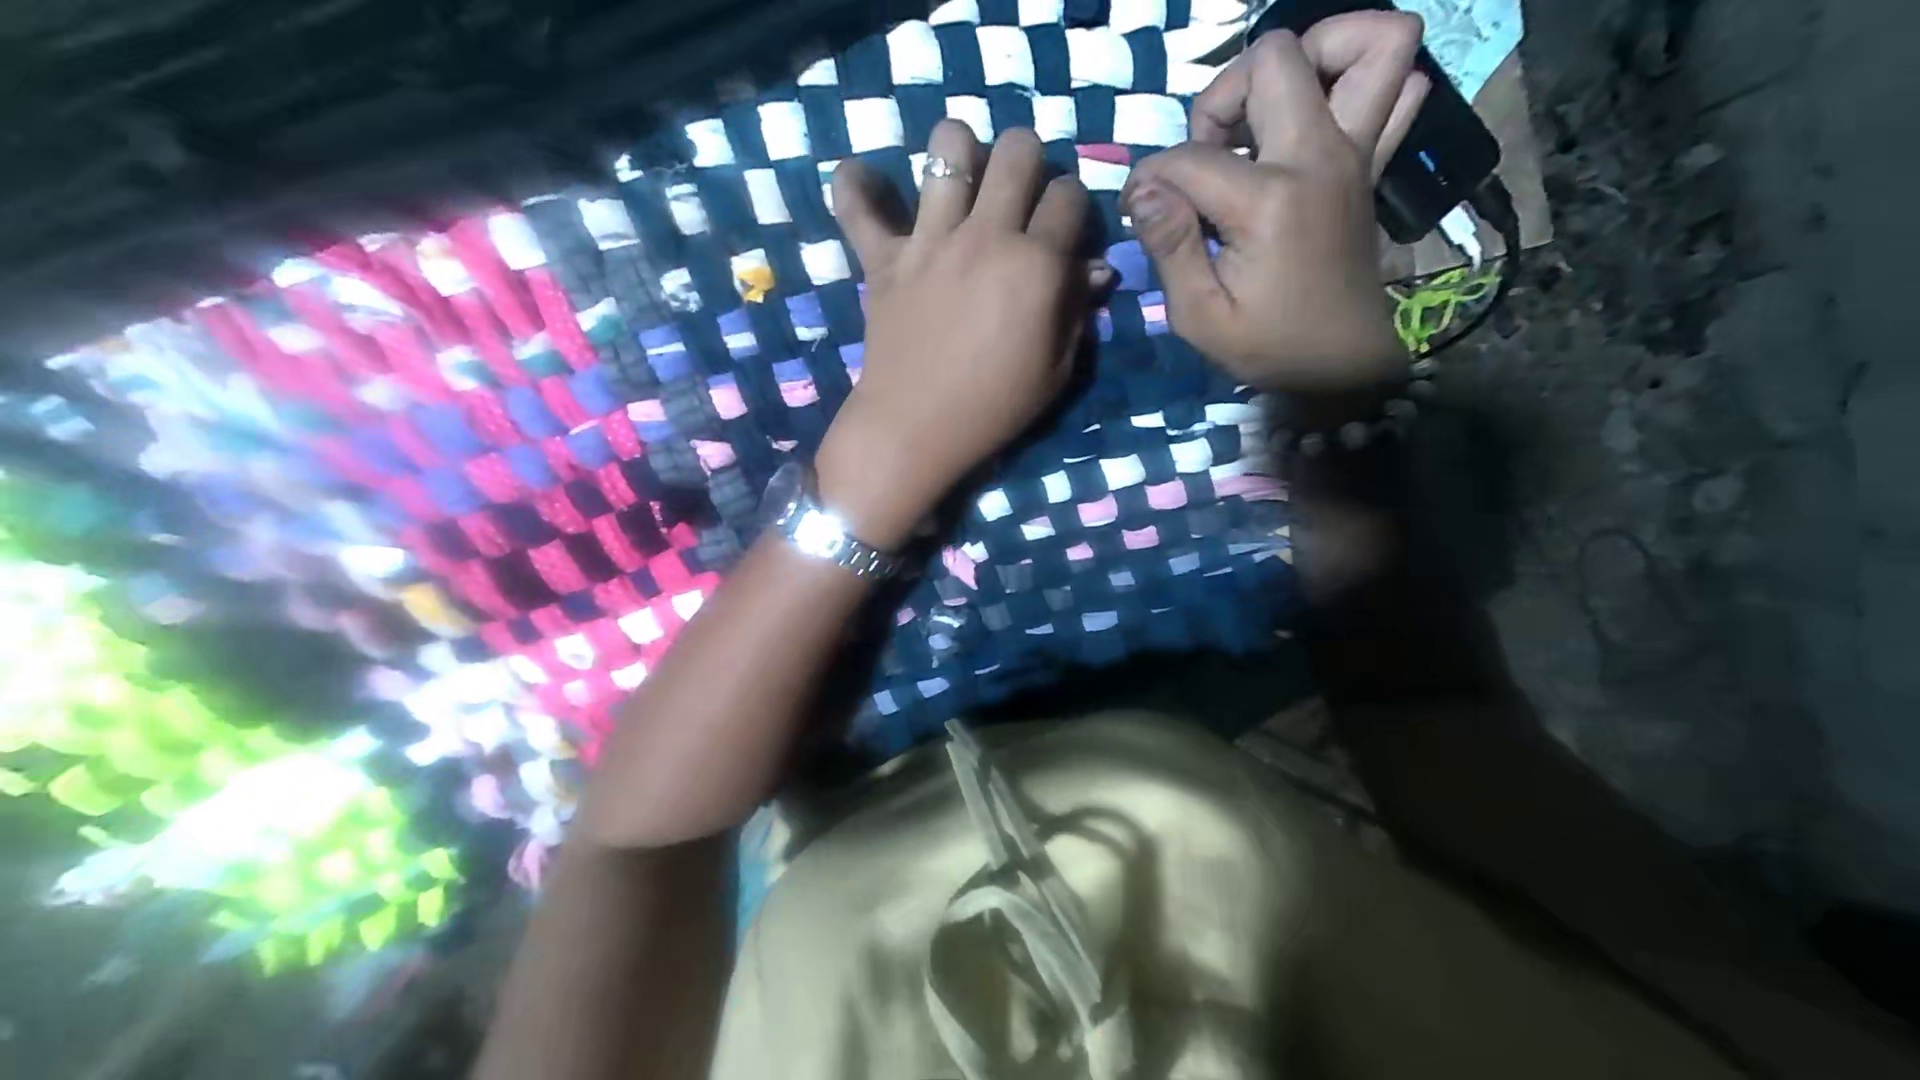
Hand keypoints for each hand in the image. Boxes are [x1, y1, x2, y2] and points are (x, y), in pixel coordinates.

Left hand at [816, 120, 1093, 548]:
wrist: (915, 430)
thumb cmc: (994, 408)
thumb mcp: (1055, 369)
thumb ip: (1076, 311)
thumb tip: (1095, 267)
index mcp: (1036, 265)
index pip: (1069, 196)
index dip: (1073, 206)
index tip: (1063, 228)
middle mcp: (986, 236)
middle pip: (1018, 150)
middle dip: (1029, 160)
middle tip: (1019, 193)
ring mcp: (930, 240)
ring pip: (949, 147)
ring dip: (960, 151)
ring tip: (960, 179)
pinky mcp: (883, 258)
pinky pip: (859, 207)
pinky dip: (856, 189)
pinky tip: (861, 180)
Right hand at [1122, 12, 1429, 391]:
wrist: (1342, 365)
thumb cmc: (1267, 347)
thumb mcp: (1198, 315)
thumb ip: (1170, 245)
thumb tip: (1141, 189)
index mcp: (1267, 200)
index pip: (1188, 155)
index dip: (1149, 177)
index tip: (1141, 211)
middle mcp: (1318, 158)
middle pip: (1275, 58)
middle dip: (1224, 93)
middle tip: (1211, 152)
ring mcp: (1355, 154)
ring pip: (1372, 44)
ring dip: (1315, 53)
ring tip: (1270, 107)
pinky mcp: (1370, 164)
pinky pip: (1398, 86)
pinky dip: (1362, 82)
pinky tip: (1319, 118)